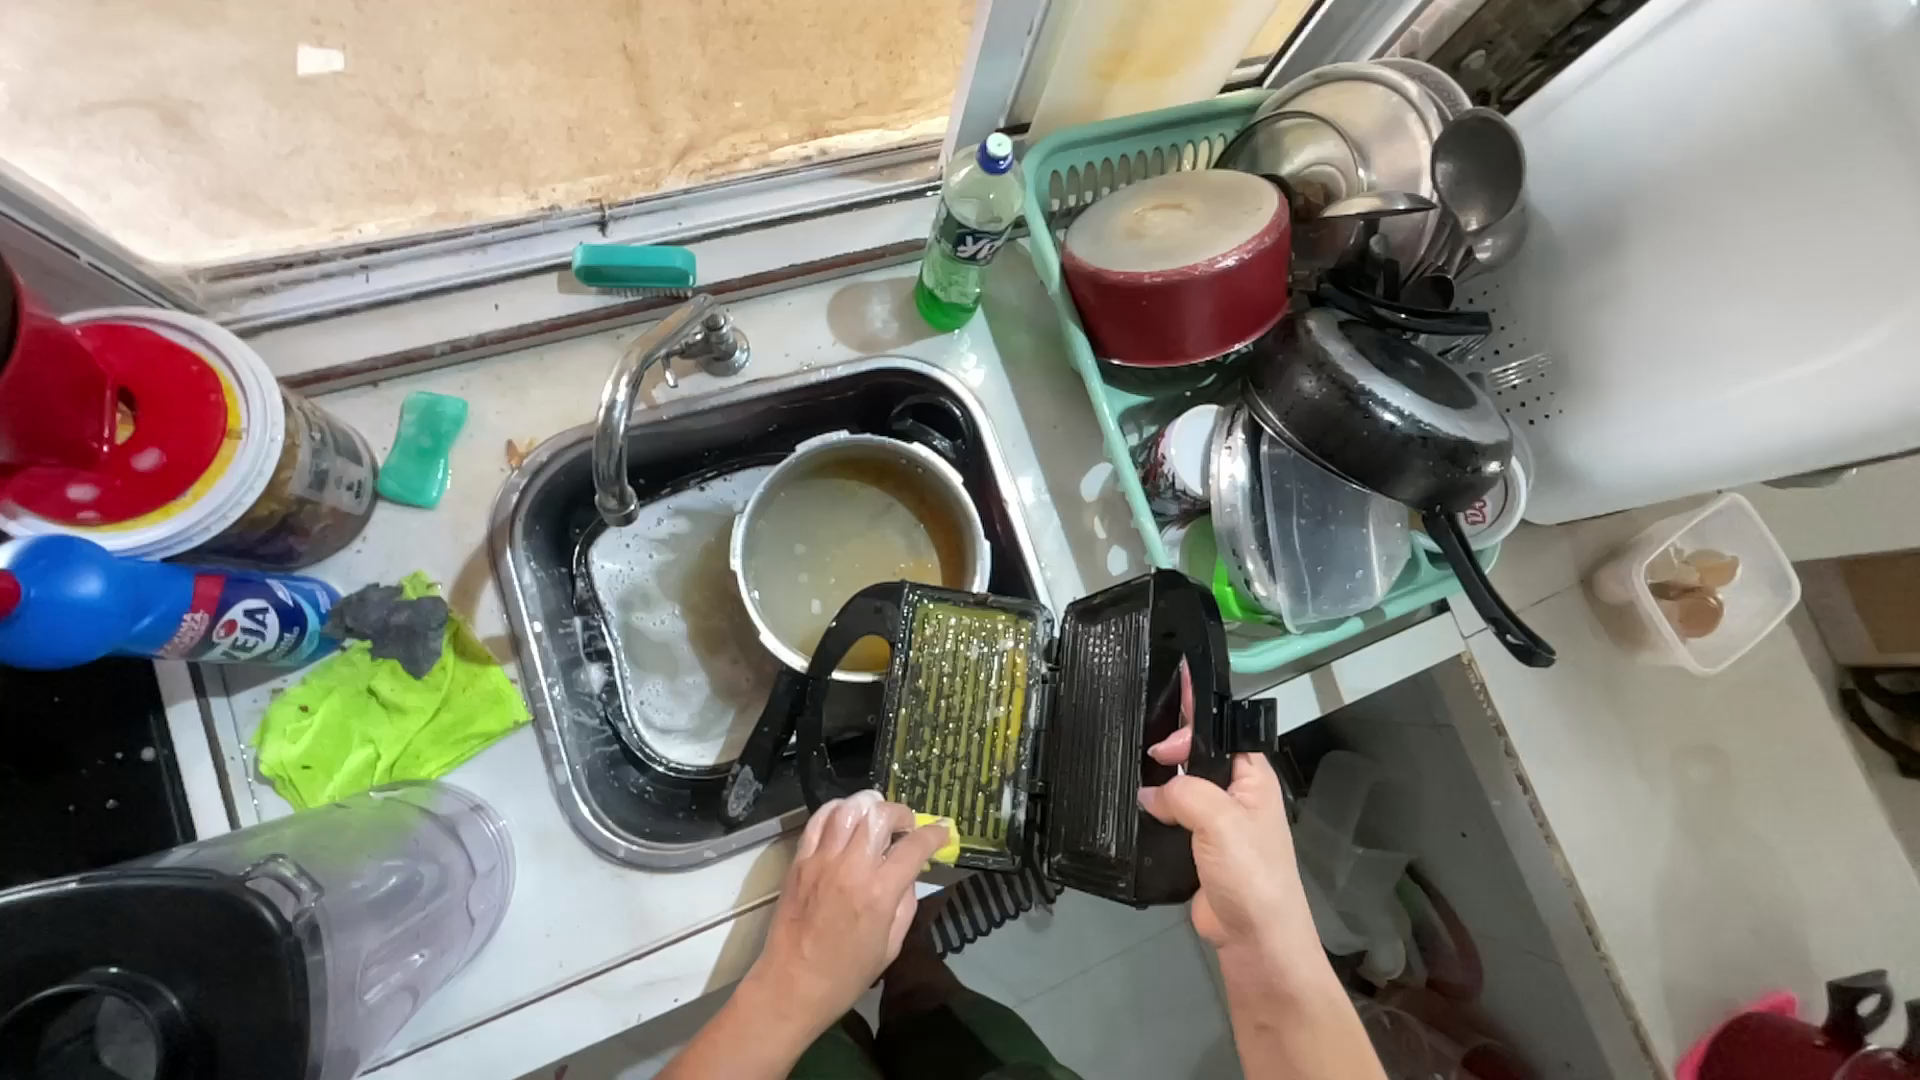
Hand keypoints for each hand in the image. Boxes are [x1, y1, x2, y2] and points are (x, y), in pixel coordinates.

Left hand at [736, 791, 950, 1043]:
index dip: (934, 833)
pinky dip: (837, 810)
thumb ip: (905, 902)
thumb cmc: (845, 975)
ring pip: (849, 808)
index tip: (941, 831)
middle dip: (902, 813)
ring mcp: (821, 860)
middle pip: (881, 814)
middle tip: (905, 828)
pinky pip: (818, 819)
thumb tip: (909, 872)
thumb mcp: (891, 946)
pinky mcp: (799, 860)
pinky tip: (847, 819)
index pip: (914, 846)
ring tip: (876, 819)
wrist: (791, 987)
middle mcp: (851, 868)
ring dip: (869, 806)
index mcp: (878, 893)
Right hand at [1139, 726, 1316, 958]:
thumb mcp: (1219, 818)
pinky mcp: (1196, 847)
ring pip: (1181, 785)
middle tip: (1149, 754)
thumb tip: (1150, 795)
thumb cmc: (1250, 872)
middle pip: (1198, 753)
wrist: (1255, 941)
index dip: (1196, 713)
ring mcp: (1215, 822)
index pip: (1224, 729)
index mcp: (1252, 777)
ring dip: (1159, 779)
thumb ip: (1182, 791)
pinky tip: (1133, 802)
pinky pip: (1171, 815)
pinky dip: (1153, 808)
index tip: (1166, 699)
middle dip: (1172, 746)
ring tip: (1132, 769)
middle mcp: (1235, 794)